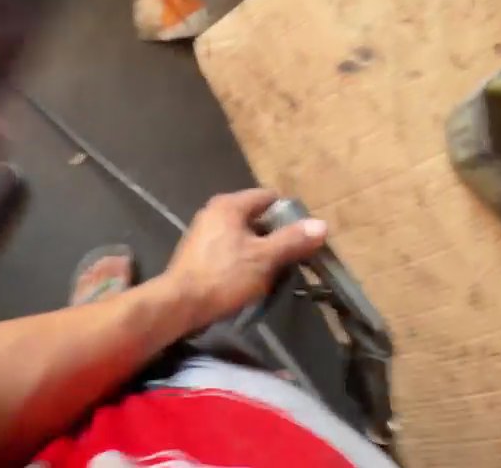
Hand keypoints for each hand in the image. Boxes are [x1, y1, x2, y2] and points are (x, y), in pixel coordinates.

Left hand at [155, 189, 327, 329]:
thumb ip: (292, 240)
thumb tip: (322, 224)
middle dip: (276, 235)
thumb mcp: (264, 258)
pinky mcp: (200, 251)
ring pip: (244, 234)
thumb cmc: (224, 276)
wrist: (179, 303)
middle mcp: (215, 210)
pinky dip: (245, 258)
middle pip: (256, 216)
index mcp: (230, 204)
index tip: (305, 235)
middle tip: (295, 258)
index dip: (289, 214)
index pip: (268, 197)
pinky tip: (253, 279)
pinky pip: (231, 248)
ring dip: (261, 250)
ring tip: (277, 272)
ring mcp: (205, 230)